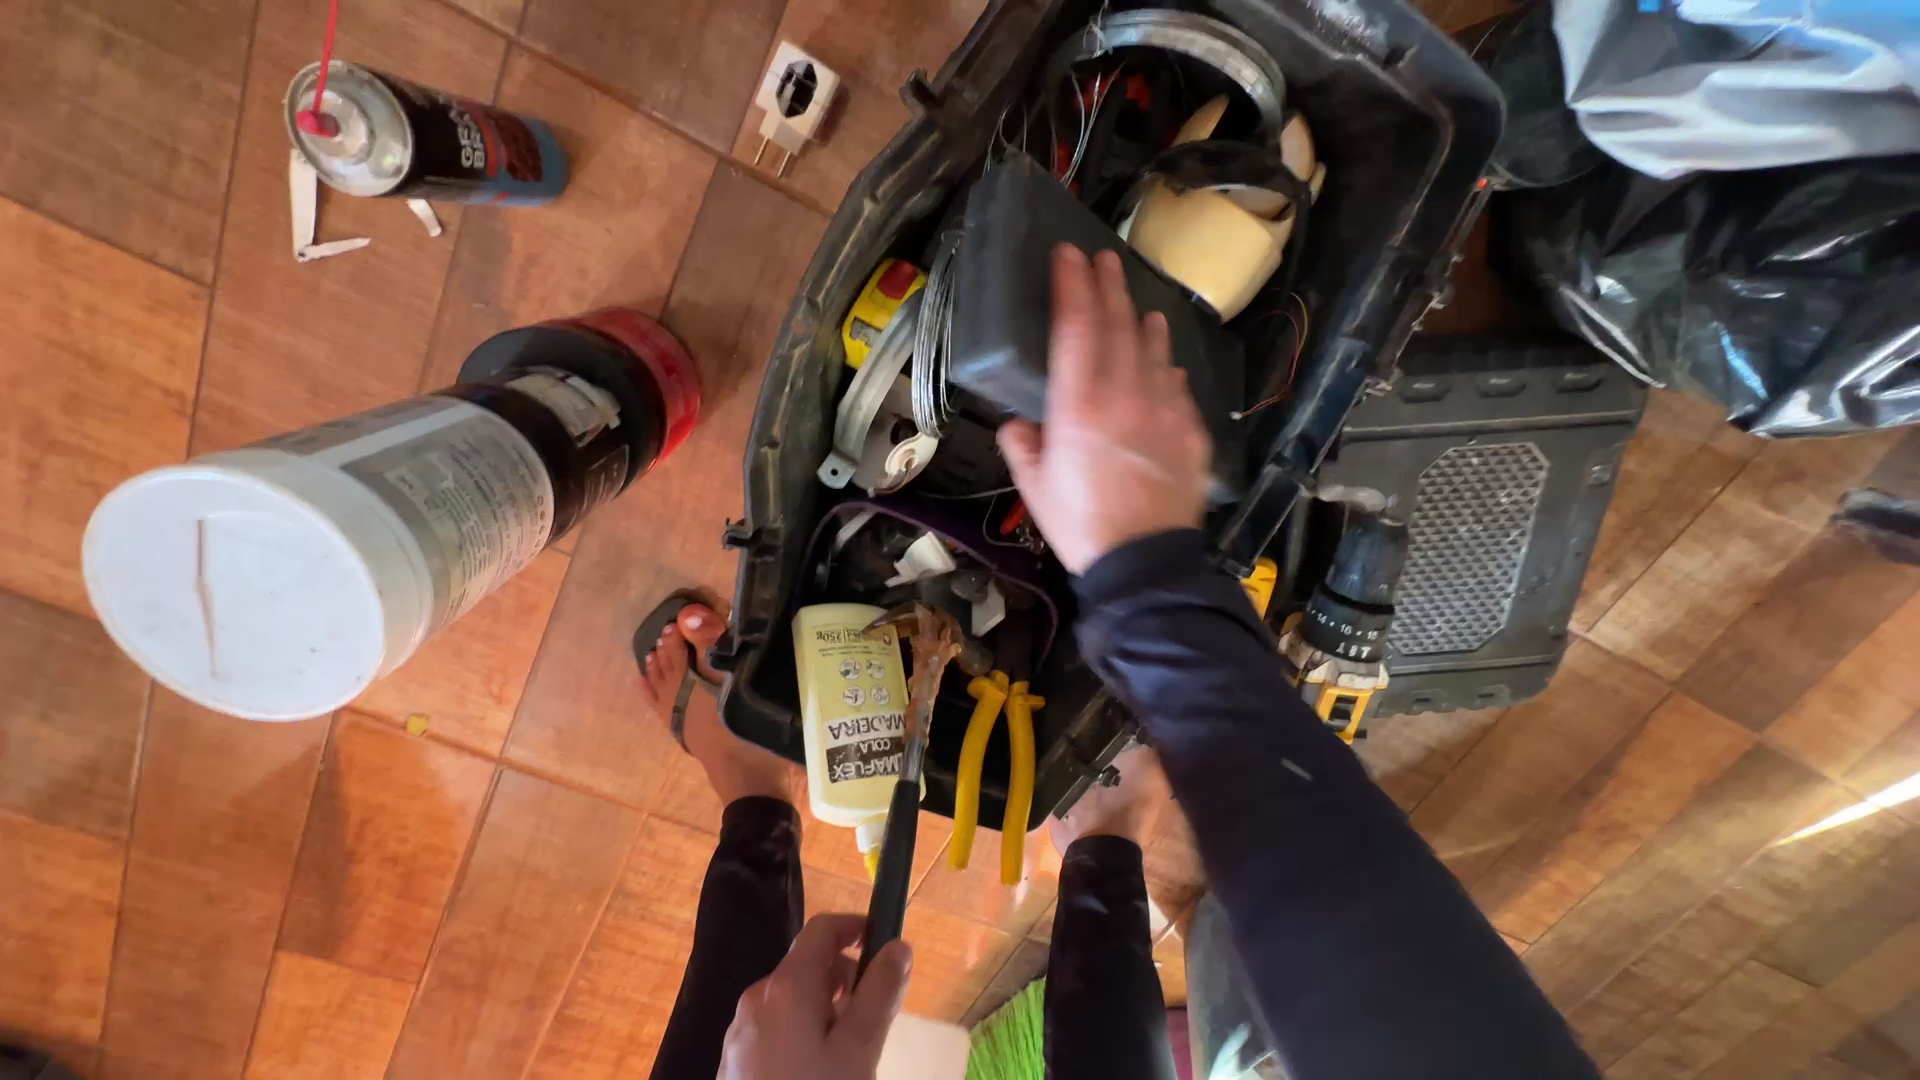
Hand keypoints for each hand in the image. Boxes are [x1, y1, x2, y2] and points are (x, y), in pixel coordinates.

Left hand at [719, 914, 913, 1079]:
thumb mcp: (860, 1050)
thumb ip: (880, 993)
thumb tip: (898, 946)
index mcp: (786, 986)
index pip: (823, 929)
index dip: (857, 927)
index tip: (885, 947)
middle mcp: (757, 999)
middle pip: (808, 966)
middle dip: (845, 980)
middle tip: (873, 1019)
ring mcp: (740, 1033)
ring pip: (793, 1000)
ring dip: (825, 1010)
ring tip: (847, 1056)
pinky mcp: (734, 1064)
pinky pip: (775, 1028)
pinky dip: (802, 1034)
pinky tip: (817, 1075)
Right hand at [998, 245, 1212, 573]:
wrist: (1144, 562)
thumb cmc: (1081, 524)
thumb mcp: (1035, 487)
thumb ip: (1022, 444)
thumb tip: (1020, 422)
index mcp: (1080, 405)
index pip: (1076, 327)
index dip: (1071, 285)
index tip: (1068, 254)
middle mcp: (1126, 395)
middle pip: (1119, 325)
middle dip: (1109, 286)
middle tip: (1103, 258)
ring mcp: (1165, 410)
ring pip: (1155, 350)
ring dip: (1143, 321)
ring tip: (1137, 304)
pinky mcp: (1191, 431)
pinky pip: (1178, 386)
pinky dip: (1166, 366)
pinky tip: (1163, 362)